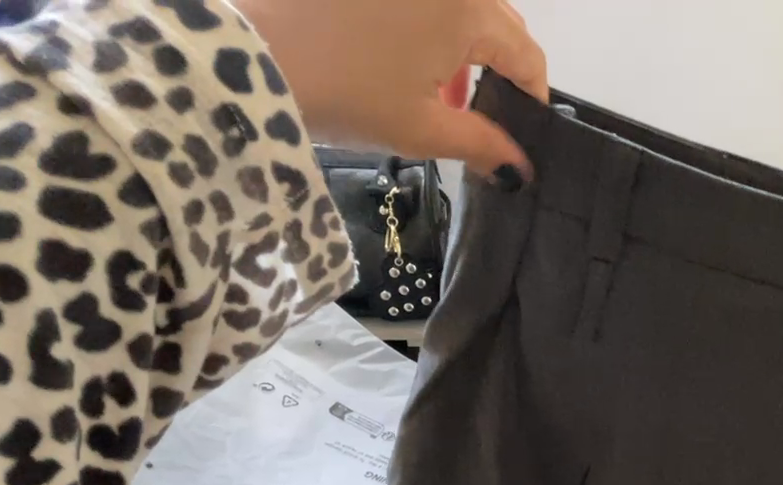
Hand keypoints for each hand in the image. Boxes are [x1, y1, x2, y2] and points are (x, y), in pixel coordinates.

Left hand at [237, 0, 547, 177]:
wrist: (250, 53)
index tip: (524, 136)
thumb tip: (521, 169)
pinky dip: (433, 29)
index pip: (526, 56)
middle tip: (483, 118)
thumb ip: (485, 146)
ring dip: (465, 51)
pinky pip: (429, 1)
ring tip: (443, 96)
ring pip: (462, 9)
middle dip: (499, 72)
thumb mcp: (423, 131)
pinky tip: (411, 62)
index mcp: (467, 9)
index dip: (532, 101)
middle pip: (498, 24)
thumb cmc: (349, 95)